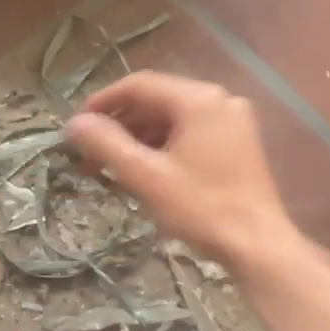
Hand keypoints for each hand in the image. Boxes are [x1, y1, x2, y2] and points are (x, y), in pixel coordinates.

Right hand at [66, 71, 298, 269]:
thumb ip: (106, 143)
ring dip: (137, 137)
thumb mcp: (144, 175)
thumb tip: (73, 123)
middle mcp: (219, 100)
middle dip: (118, 125)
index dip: (102, 102)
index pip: (139, 85)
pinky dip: (160, 145)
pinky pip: (188, 132)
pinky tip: (142, 170)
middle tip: (89, 153)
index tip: (76, 127)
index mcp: (198, 100)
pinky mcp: (236, 142)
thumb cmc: (199, 207)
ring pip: (170, 118)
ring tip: (110, 167)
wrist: (256, 244)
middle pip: (155, 100)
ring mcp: (232, 120)